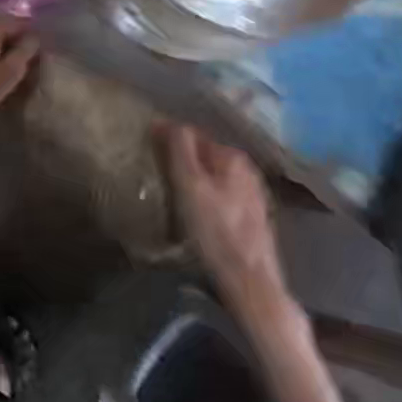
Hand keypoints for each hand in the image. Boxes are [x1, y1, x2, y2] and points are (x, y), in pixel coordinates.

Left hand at [0, 16, 39, 126]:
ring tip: (23, 59)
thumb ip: (26, 50)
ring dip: (10, 43)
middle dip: (22, 37)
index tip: (46, 46)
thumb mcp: (12, 71)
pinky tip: (6, 61)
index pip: (20, 22)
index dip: (35, 33)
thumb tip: (37, 36)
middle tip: (36, 53)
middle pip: (7, 25)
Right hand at [157, 121, 283, 290]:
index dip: (168, 139)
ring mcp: (253, 194)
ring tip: (172, 193)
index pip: (193, 134)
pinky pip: (222, 195)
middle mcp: (247, 169)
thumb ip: (179, 148)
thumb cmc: (215, 230)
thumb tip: (165, 120)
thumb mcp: (189, 184)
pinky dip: (206, 196)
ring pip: (214, 176)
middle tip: (157, 173)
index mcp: (232, 156)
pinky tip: (196, 213)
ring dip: (194, 178)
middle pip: (204, 155)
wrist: (250, 281)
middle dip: (182, 159)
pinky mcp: (253, 217)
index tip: (147, 149)